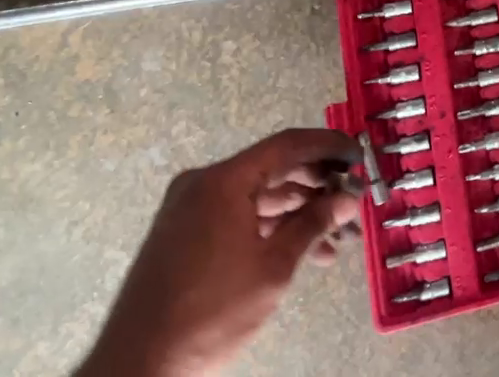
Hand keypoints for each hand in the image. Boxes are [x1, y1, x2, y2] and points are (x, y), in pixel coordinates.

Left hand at [77, 129, 361, 376]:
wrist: (137, 367)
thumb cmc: (211, 312)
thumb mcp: (274, 266)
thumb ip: (314, 222)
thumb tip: (347, 197)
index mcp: (222, 180)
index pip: (288, 144)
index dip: (330, 146)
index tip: (361, 156)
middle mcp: (204, 184)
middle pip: (275, 168)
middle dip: (319, 185)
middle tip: (354, 200)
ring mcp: (192, 209)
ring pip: (259, 195)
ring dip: (300, 211)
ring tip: (338, 235)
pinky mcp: (186, 234)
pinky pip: (240, 215)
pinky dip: (272, 227)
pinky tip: (305, 249)